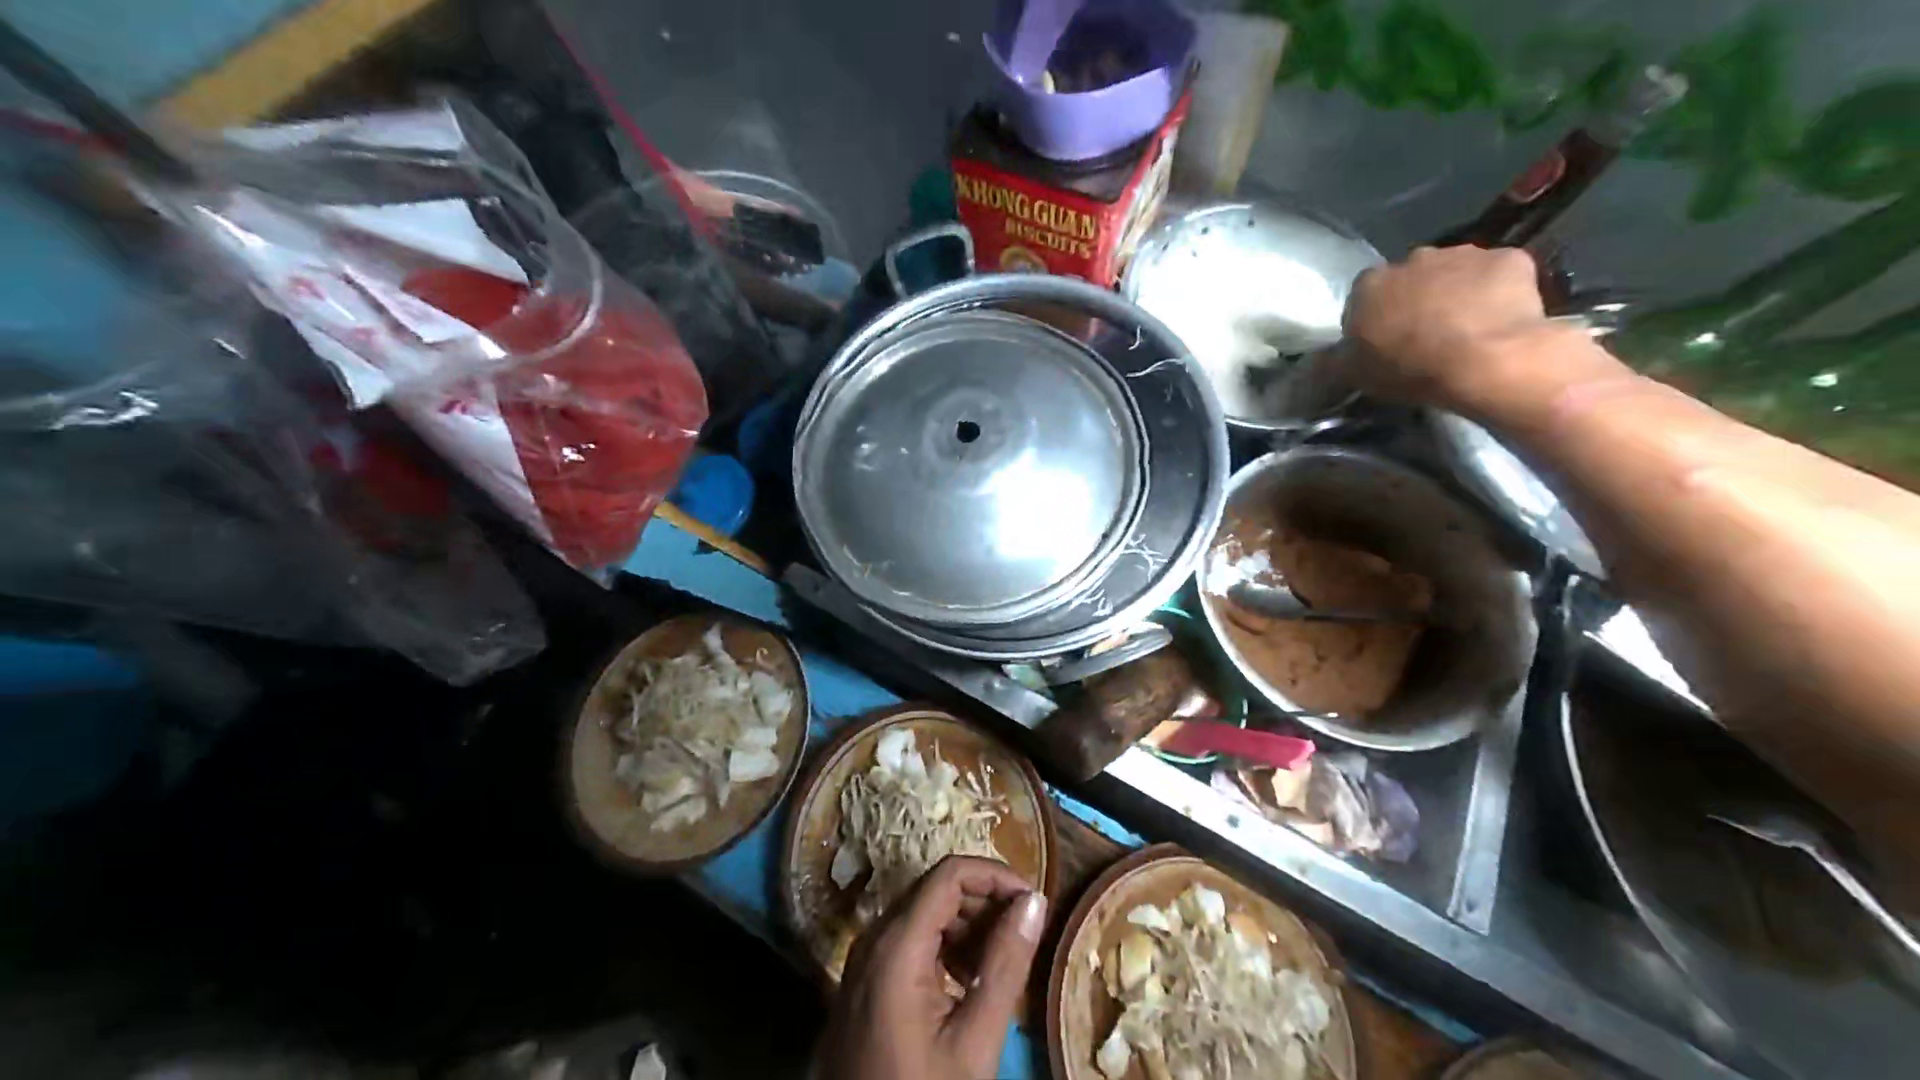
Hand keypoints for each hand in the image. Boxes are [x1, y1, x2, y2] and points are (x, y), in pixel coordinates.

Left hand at [816, 855, 1048, 1079]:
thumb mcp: (974, 1040)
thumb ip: (1005, 964)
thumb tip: (1034, 901)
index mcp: (896, 944)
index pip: (950, 874)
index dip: (995, 875)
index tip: (1033, 900)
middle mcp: (874, 937)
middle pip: (935, 888)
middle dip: (985, 901)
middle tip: (1023, 933)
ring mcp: (865, 958)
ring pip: (924, 912)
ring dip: (968, 924)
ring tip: (1001, 960)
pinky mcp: (866, 979)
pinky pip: (910, 940)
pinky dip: (945, 945)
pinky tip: (969, 979)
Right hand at [1341, 245, 1582, 413]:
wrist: (1485, 360)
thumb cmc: (1408, 368)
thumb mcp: (1354, 374)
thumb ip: (1335, 359)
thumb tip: (1324, 356)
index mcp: (1369, 284)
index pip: (1364, 296)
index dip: (1374, 318)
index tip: (1383, 341)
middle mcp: (1413, 258)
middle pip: (1411, 278)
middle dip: (1416, 298)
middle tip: (1426, 334)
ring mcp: (1464, 254)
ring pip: (1456, 272)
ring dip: (1456, 292)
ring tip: (1466, 327)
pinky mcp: (1508, 258)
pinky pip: (1498, 274)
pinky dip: (1498, 290)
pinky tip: (1500, 317)